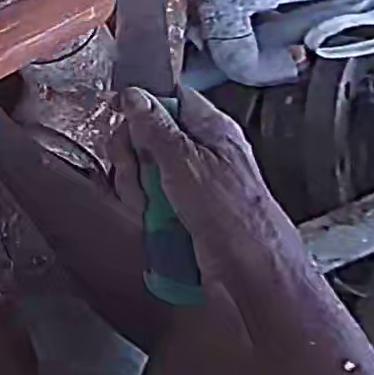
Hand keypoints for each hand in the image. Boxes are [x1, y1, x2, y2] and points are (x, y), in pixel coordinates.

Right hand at [97, 87, 305, 281]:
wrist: (254, 280)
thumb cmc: (233, 217)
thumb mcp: (186, 162)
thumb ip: (155, 126)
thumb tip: (133, 94)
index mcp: (211, 129)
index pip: (169, 96)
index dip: (141, 101)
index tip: (118, 112)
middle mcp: (199, 151)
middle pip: (144, 132)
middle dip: (130, 153)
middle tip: (136, 170)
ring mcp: (187, 180)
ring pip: (139, 164)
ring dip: (133, 183)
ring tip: (149, 204)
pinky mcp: (177, 207)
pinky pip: (143, 192)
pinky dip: (138, 202)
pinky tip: (147, 215)